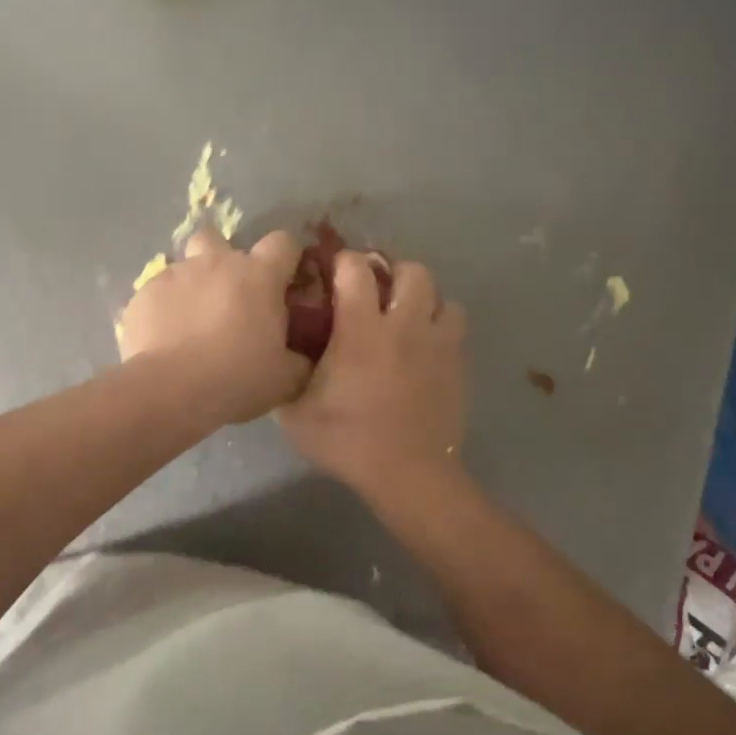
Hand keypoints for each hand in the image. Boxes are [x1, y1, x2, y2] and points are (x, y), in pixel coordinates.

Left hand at [118, 228, 312, 424]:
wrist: (170, 390)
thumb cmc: (237, 378)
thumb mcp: (286, 379)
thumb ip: (299, 359)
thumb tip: (300, 356)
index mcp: (258, 275)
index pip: (283, 242)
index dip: (287, 257)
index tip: (285, 281)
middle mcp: (216, 263)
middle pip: (219, 238)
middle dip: (223, 259)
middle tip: (227, 297)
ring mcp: (175, 274)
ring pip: (184, 266)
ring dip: (192, 286)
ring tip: (191, 323)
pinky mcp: (143, 294)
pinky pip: (158, 293)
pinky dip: (164, 309)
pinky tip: (165, 338)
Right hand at [279, 252, 467, 497]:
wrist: (407, 473)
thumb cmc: (346, 440)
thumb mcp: (295, 413)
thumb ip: (286, 377)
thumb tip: (278, 358)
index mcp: (360, 329)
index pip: (355, 268)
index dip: (342, 262)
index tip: (331, 273)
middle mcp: (403, 325)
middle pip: (412, 271)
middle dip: (392, 272)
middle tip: (376, 290)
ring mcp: (436, 344)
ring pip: (442, 297)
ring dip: (423, 300)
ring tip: (406, 317)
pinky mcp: (457, 365)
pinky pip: (455, 328)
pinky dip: (440, 327)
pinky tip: (423, 347)